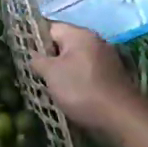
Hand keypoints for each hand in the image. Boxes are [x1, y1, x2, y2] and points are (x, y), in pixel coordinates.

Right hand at [31, 22, 145, 145]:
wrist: (121, 118)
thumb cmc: (81, 90)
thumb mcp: (51, 74)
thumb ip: (37, 60)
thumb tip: (34, 55)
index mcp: (80, 34)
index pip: (50, 28)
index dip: (35, 41)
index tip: (27, 58)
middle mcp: (95, 41)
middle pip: (64, 44)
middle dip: (50, 58)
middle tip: (37, 75)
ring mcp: (107, 58)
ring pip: (75, 60)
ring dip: (63, 71)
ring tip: (52, 87)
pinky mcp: (112, 76)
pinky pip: (87, 72)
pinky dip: (77, 80)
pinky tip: (71, 95)